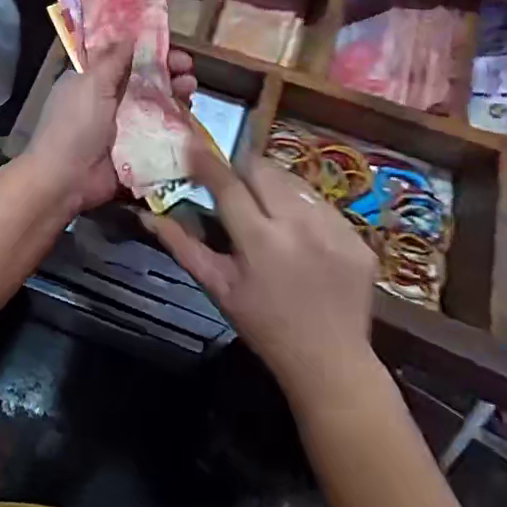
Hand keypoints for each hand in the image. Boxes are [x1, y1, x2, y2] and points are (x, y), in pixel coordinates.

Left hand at [23, 39, 195, 216]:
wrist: (66, 179)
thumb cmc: (75, 125)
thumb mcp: (91, 84)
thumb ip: (113, 59)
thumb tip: (131, 35)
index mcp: (92, 80)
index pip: (125, 58)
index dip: (148, 50)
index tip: (170, 45)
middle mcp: (110, 99)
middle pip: (145, 79)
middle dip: (168, 71)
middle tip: (188, 69)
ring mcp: (125, 125)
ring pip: (157, 104)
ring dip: (176, 94)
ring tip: (191, 88)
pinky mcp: (137, 148)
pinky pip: (161, 131)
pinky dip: (177, 122)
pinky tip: (189, 114)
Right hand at [145, 141, 380, 395]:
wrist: (331, 362)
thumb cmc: (263, 325)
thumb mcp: (218, 287)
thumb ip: (182, 245)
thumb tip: (147, 214)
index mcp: (260, 241)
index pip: (228, 184)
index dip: (207, 161)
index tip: (192, 144)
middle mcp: (301, 226)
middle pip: (263, 170)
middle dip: (243, 170)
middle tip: (233, 184)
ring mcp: (336, 230)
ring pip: (295, 181)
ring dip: (274, 186)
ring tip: (267, 209)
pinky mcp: (358, 238)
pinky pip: (322, 203)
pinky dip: (304, 208)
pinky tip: (299, 233)